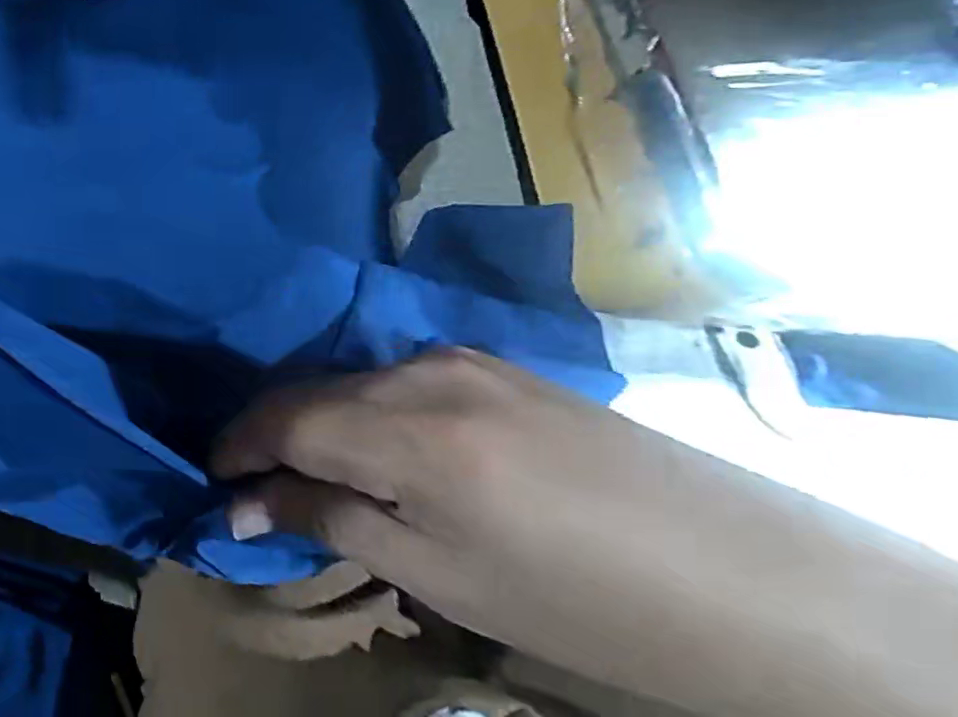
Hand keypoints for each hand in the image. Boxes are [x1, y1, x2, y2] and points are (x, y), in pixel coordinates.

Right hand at [212, 347, 957, 716]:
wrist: (744, 573)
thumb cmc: (577, 598)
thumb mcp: (438, 577)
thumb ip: (328, 521)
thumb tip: (243, 505)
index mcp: (410, 432)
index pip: (284, 417)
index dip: (238, 442)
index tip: (213, 474)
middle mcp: (423, 372)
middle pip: (311, 390)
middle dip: (269, 432)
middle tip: (251, 480)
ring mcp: (459, 358)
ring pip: (350, 379)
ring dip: (316, 419)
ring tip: (309, 467)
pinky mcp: (489, 362)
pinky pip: (393, 376)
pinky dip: (361, 408)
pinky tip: (374, 444)